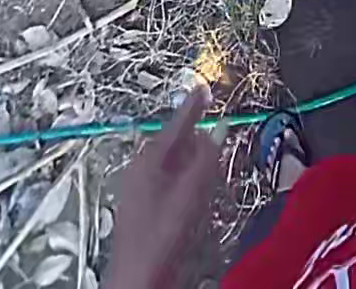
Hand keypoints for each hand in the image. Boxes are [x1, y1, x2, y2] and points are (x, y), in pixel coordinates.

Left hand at [103, 86, 222, 288]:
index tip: (204, 86)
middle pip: (173, 141)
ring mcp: (138, 187)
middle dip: (195, 135)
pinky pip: (167, 178)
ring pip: (171, 161)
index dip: (193, 105)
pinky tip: (194, 188)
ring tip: (209, 159)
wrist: (135, 286)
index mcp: (149, 158)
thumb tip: (220, 127)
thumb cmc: (161, 238)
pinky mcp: (141, 206)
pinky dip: (183, 175)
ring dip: (191, 158)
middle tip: (214, 128)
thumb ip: (206, 158)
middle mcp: (140, 167)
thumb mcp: (190, 195)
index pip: (176, 123)